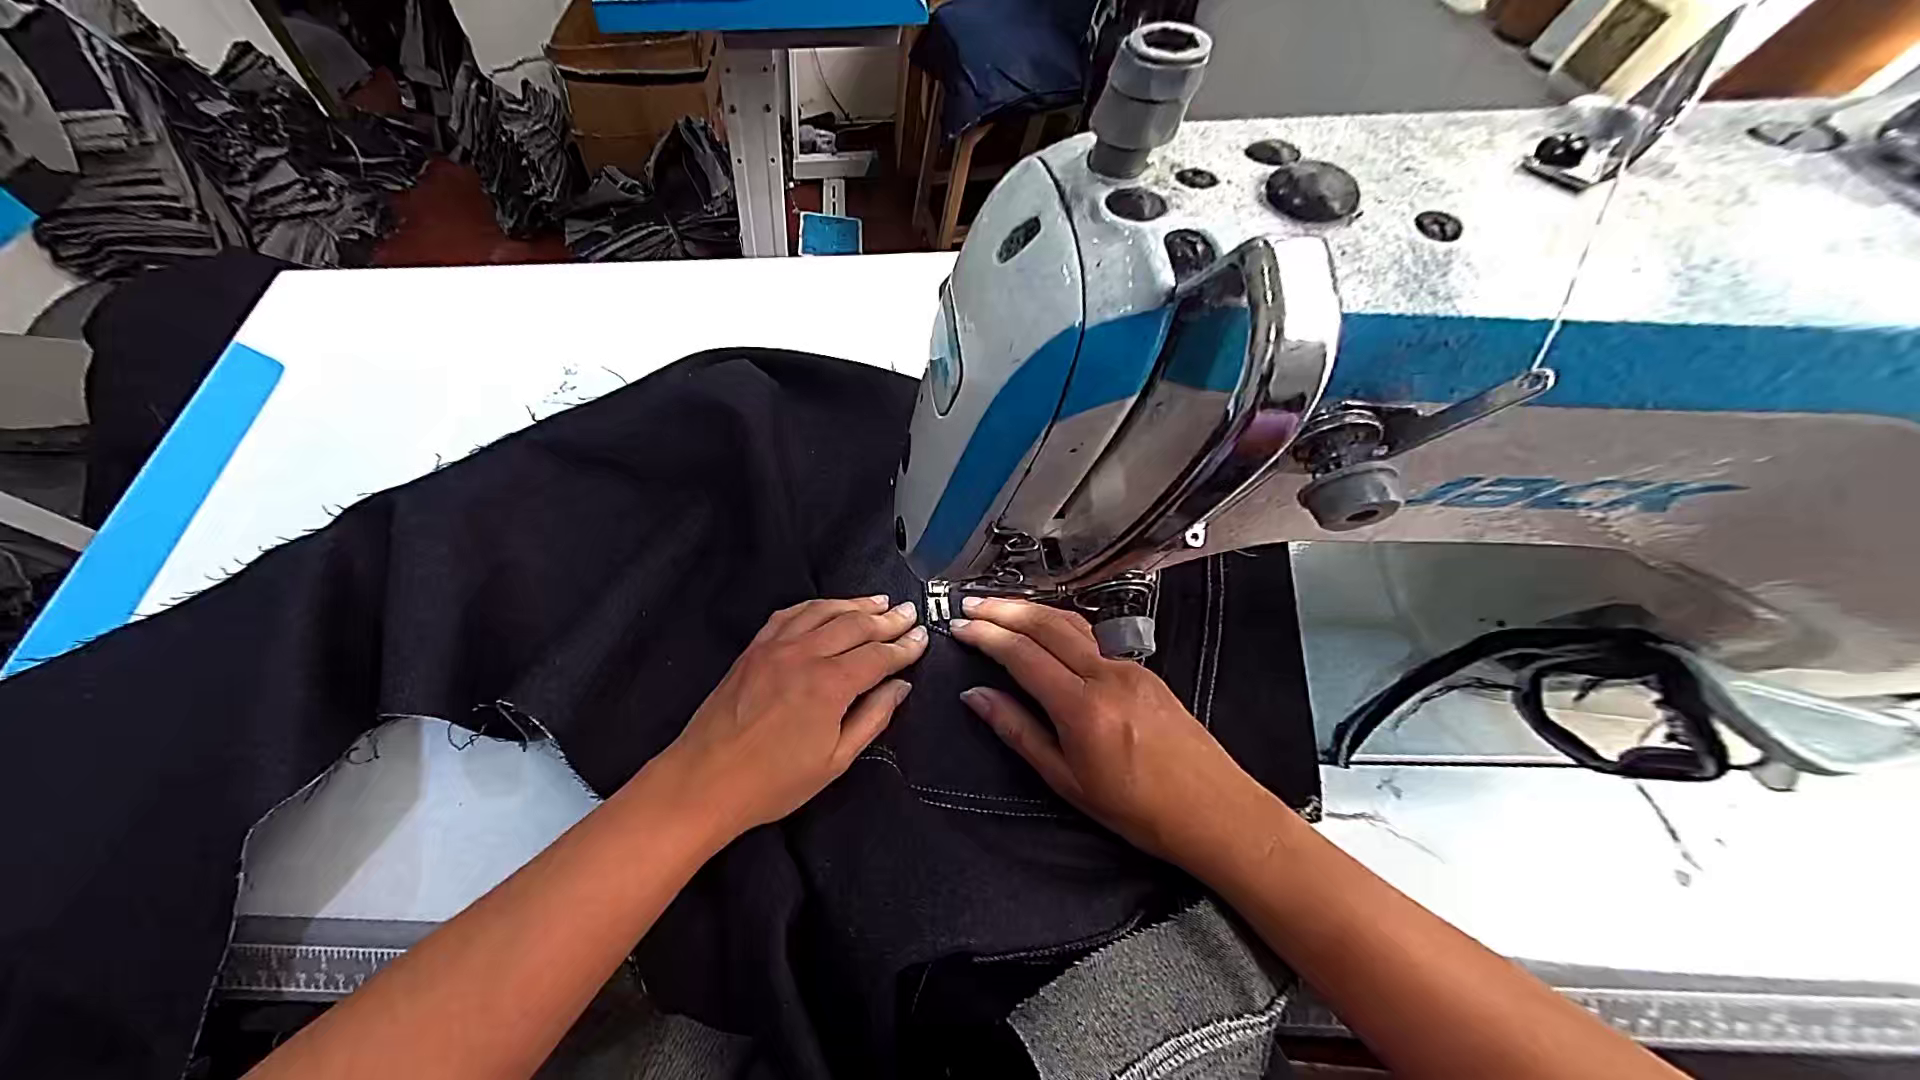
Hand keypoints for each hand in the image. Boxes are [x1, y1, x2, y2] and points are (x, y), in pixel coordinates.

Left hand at [653, 595, 928, 838]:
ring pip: (825, 611)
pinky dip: (815, 606)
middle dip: (888, 618)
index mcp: (829, 684)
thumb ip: (873, 718)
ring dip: (855, 604)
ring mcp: (776, 647)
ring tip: (878, 602)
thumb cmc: (771, 782)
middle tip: (908, 613)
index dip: (904, 646)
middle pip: (856, 624)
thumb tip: (899, 688)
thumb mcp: (835, 760)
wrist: (703, 781)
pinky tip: (827, 607)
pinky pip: (790, 614)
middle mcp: (804, 655)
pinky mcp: (754, 649)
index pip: (878, 655)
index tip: (921, 637)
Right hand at [952, 598, 1266, 863]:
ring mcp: (1129, 668)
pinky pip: (1093, 636)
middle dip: (1002, 609)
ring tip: (1001, 608)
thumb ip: (1018, 731)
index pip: (1021, 653)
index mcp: (1083, 707)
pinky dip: (1060, 625)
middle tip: (972, 605)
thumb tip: (977, 698)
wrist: (1215, 811)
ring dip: (1031, 610)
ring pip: (1071, 623)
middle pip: (1045, 624)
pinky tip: (1046, 631)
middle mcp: (1107, 676)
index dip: (985, 635)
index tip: (961, 627)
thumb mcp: (1067, 780)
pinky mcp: (1144, 670)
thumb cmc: (1143, 809)